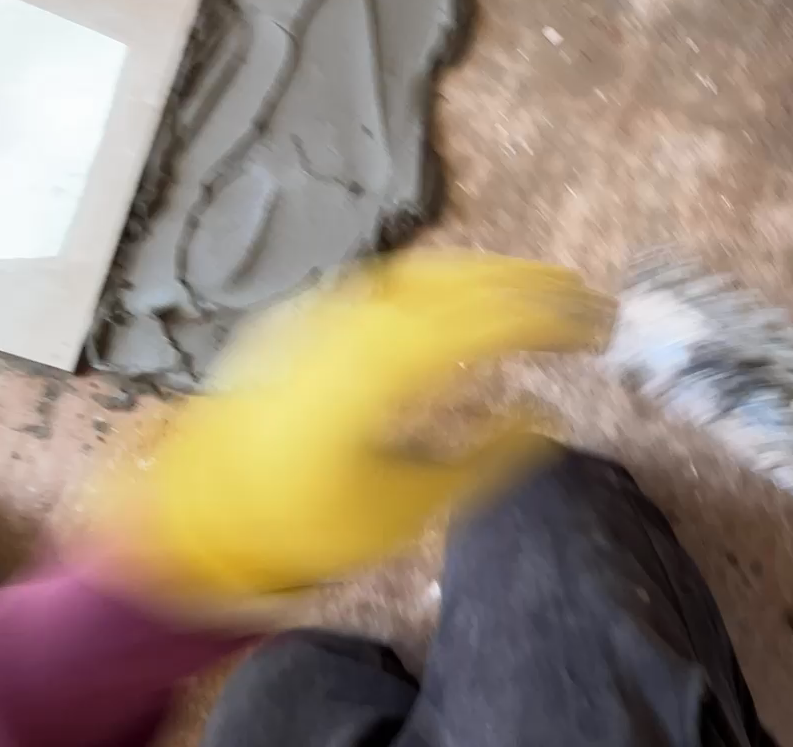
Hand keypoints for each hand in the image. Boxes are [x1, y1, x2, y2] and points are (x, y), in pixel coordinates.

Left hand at [88, 251, 614, 606]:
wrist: (199, 512)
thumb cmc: (304, 520)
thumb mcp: (406, 506)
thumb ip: (486, 457)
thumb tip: (545, 416)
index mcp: (382, 369)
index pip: (485, 322)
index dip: (547, 317)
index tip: (593, 323)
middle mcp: (358, 322)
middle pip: (462, 280)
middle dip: (531, 281)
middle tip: (583, 293)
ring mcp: (331, 311)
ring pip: (429, 272)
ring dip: (492, 273)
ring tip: (540, 285)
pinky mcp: (316, 314)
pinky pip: (397, 281)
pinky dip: (448, 281)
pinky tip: (467, 297)